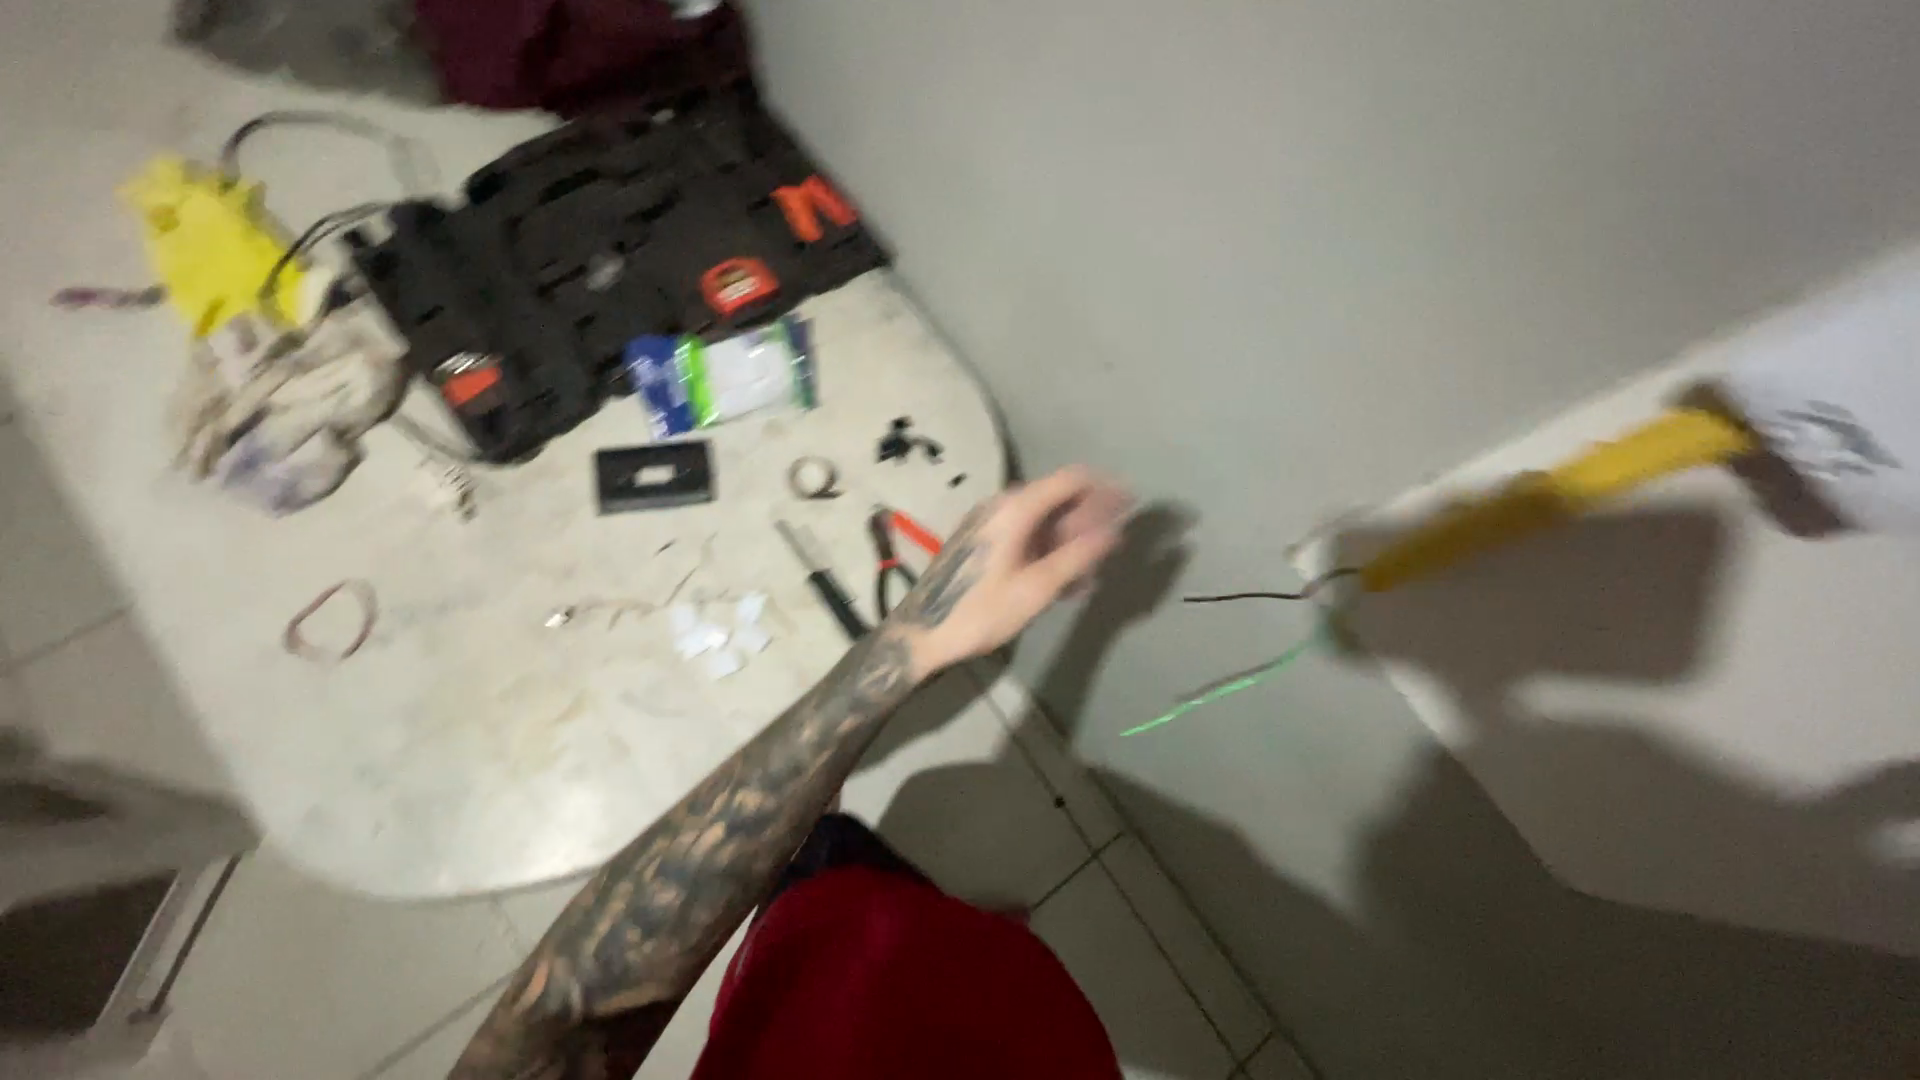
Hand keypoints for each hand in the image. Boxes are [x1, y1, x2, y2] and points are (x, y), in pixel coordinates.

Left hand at [889, 466, 1133, 672]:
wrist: (921, 634)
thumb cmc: (979, 612)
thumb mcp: (1035, 589)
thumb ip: (1077, 557)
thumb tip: (1115, 531)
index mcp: (1014, 509)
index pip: (1070, 480)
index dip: (1105, 487)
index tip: (1132, 501)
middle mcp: (1000, 507)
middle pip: (1057, 499)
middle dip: (1090, 519)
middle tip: (1116, 544)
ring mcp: (988, 524)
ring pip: (1042, 521)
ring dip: (1071, 540)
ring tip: (1093, 571)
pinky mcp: (981, 542)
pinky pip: (1025, 536)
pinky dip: (1049, 551)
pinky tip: (1065, 581)